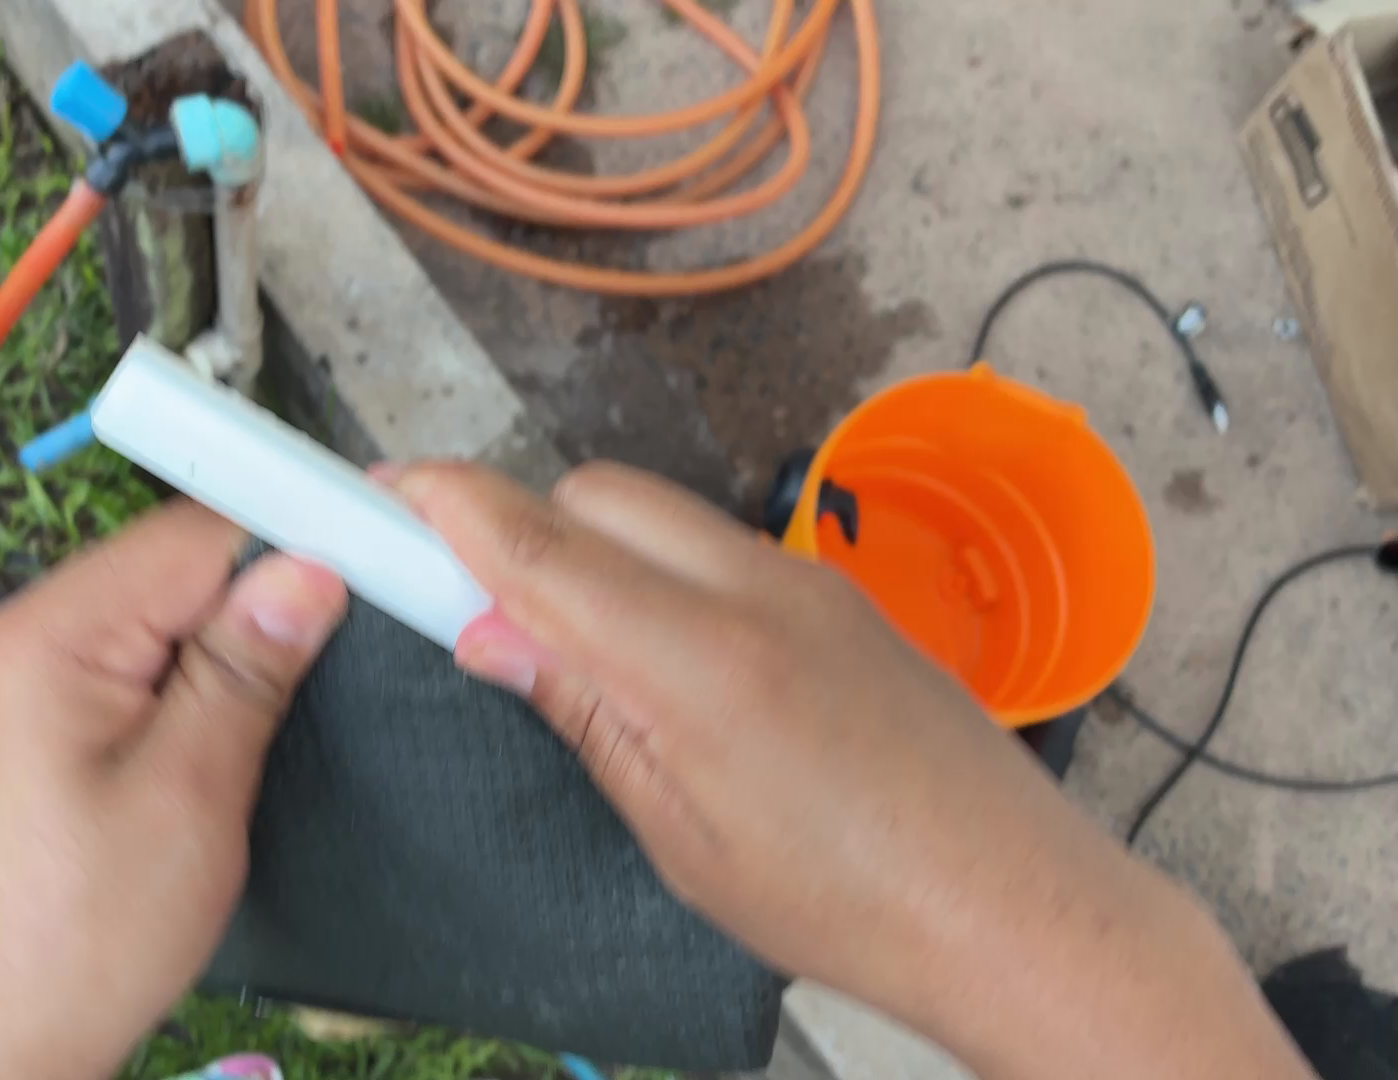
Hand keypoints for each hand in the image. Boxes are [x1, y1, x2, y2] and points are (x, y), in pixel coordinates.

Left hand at [0, 501, 347, 1079]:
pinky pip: (152, 639)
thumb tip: (312, 571)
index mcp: (49, 636)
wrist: (13, 1032)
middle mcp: (32, 629)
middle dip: (260, 587)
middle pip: (177, 560)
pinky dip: (208, 653)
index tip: (358, 565)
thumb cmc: (96, 924)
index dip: (281, 542)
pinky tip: (239, 692)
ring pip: (171, 597)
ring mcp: (39, 663)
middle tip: (331, 632)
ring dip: (238, 623)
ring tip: (291, 667)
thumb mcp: (192, 787)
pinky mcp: (59, 697)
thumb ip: (247, 666)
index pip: (189, 537)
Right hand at [392, 461, 1312, 1079]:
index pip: (543, 546)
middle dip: (517, 520)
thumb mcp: (672, 828)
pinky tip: (648, 636)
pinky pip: (697, 537)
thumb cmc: (833, 899)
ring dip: (580, 540)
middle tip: (479, 591)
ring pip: (646, 507)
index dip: (451, 504)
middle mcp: (749, 584)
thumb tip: (485, 631)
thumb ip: (576, 705)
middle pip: (593, 494)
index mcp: (697, 661)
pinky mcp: (821, 581)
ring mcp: (794, 571)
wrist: (1023, 905)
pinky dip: (639, 558)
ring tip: (566, 627)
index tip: (387, 490)